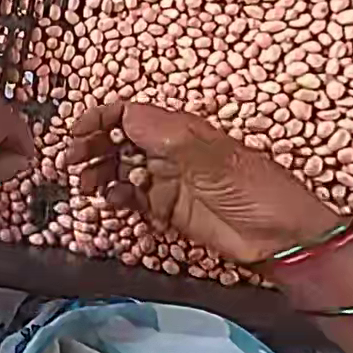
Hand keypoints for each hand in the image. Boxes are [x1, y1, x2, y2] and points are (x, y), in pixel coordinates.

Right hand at [60, 102, 339, 264]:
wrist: (281, 238)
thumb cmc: (252, 189)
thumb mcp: (208, 156)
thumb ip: (164, 135)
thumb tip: (123, 117)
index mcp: (177, 129)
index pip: (127, 114)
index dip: (98, 120)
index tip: (75, 134)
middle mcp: (167, 150)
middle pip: (116, 140)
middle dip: (91, 148)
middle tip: (71, 163)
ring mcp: (165, 179)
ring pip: (118, 168)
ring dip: (98, 174)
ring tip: (87, 187)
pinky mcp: (165, 207)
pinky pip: (130, 196)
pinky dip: (115, 197)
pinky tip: (112, 203)